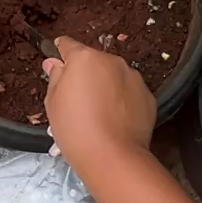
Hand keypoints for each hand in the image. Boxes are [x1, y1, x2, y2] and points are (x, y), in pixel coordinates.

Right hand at [43, 36, 155, 174]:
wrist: (113, 157)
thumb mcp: (53, 103)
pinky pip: (129, 92)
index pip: (68, 45)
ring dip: (106, 86)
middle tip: (78, 100)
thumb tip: (55, 63)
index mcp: (84, 58)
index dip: (61, 52)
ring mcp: (132, 77)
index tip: (58, 60)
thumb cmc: (75, 129)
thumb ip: (55, 77)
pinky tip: (115, 120)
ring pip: (113, 76)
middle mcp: (111, 61)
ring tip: (99, 113)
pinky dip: (122, 100)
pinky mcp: (147, 95)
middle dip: (86, 75)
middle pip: (93, 62)